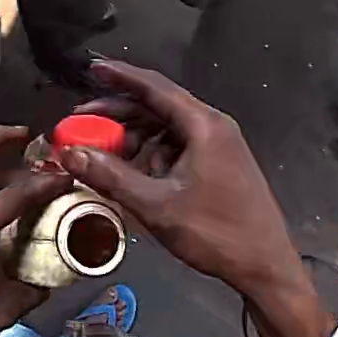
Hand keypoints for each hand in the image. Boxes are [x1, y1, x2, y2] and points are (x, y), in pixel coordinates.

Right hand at [58, 60, 311, 314]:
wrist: (266, 267)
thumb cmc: (217, 233)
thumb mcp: (156, 205)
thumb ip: (110, 176)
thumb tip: (70, 153)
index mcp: (203, 125)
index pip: (154, 87)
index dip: (120, 76)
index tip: (93, 69)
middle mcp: (213, 126)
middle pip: (158, 106)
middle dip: (119, 113)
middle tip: (84, 121)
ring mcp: (218, 144)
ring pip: (166, 127)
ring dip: (135, 136)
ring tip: (107, 154)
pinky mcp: (219, 161)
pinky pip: (178, 144)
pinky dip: (153, 152)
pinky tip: (137, 173)